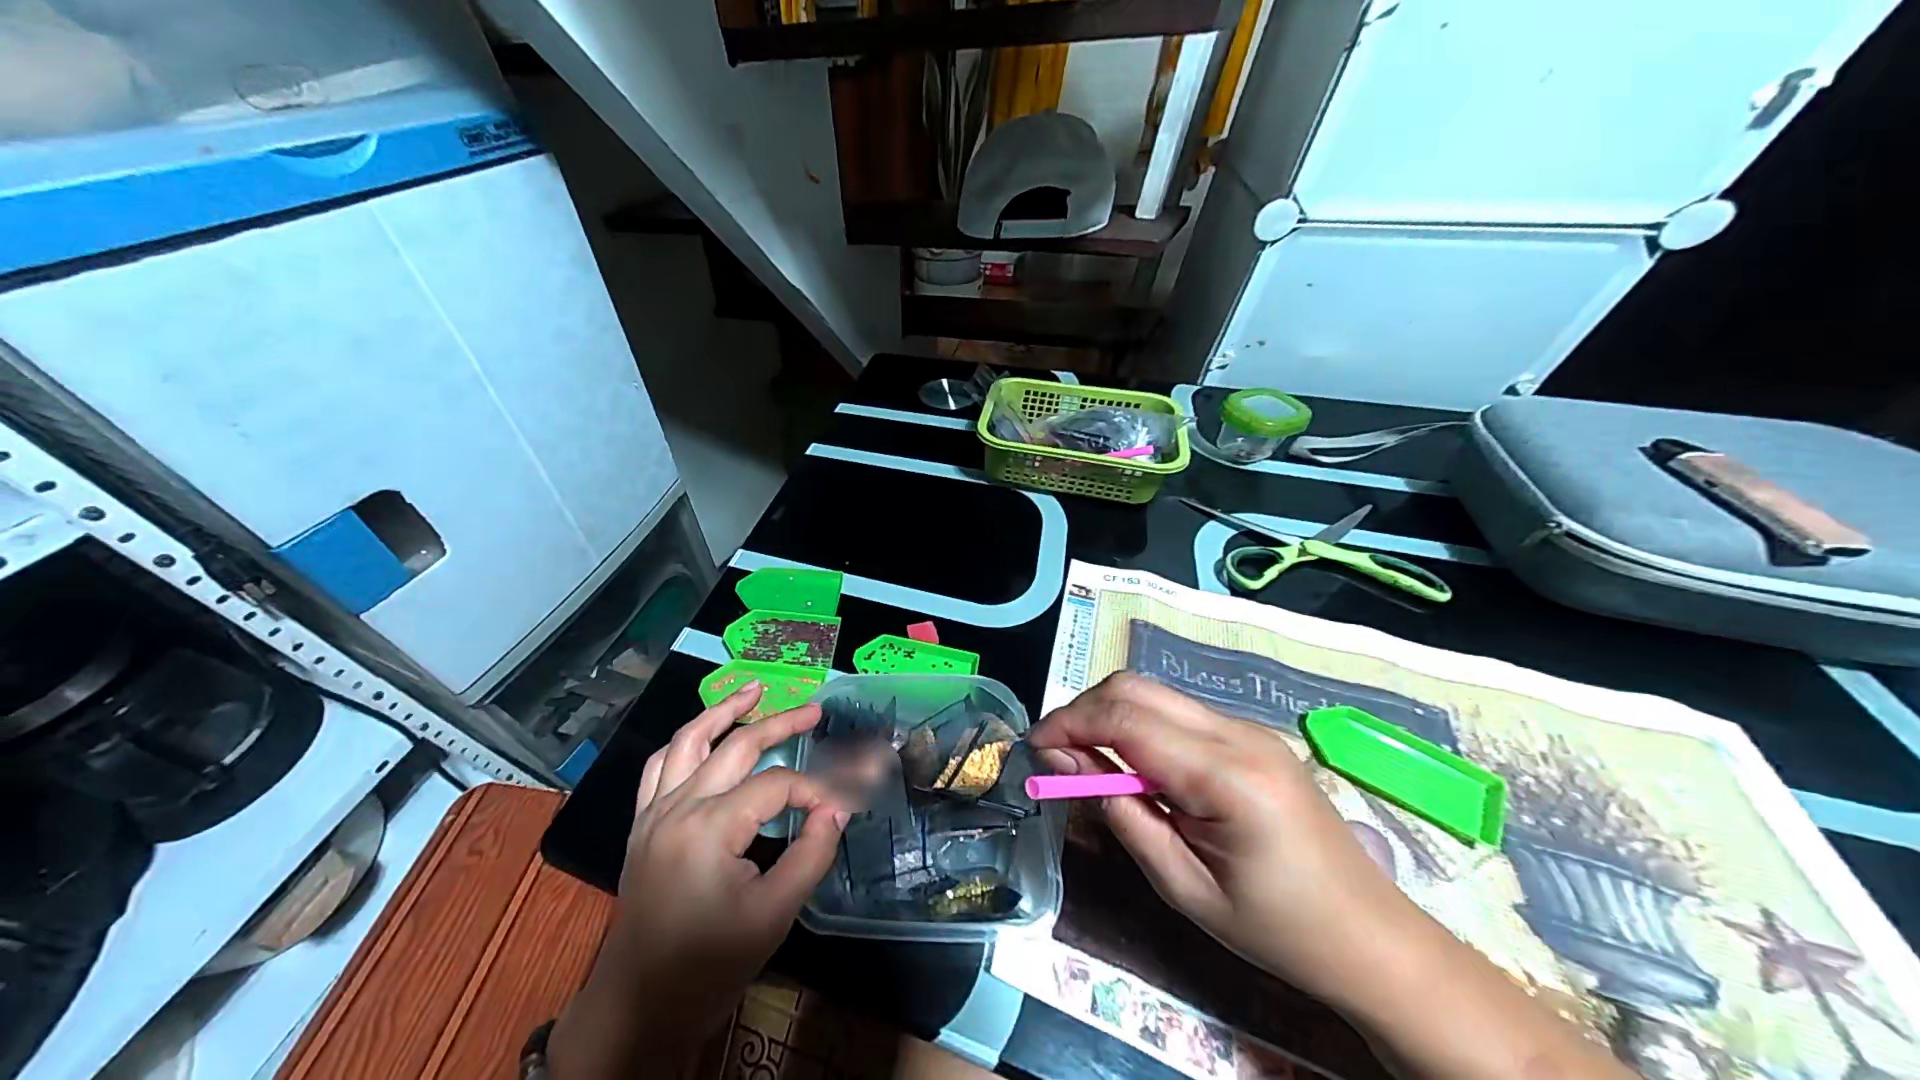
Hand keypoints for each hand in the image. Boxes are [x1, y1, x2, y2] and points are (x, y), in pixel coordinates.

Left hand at [550, 684, 848, 1076]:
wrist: (641, 1004)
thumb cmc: (711, 964)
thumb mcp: (774, 913)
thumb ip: (812, 853)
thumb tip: (839, 806)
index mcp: (709, 828)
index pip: (775, 785)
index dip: (815, 790)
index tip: (843, 804)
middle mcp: (677, 807)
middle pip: (735, 748)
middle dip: (779, 724)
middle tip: (814, 710)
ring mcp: (653, 813)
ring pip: (687, 742)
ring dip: (722, 712)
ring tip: (752, 690)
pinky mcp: (642, 825)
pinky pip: (658, 767)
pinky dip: (684, 743)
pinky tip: (703, 735)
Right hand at [1030, 673, 1631, 1079]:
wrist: (1370, 937)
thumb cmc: (1275, 928)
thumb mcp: (1181, 885)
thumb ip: (1121, 812)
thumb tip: (1067, 762)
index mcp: (1225, 773)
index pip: (1125, 717)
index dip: (1069, 724)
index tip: (1035, 751)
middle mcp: (1238, 732)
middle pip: (1137, 687)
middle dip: (1084, 711)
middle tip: (1056, 755)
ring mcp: (1249, 729)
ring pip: (1156, 694)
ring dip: (1110, 716)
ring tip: (1087, 763)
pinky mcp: (1252, 737)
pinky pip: (1179, 714)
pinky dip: (1140, 727)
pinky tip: (1133, 766)